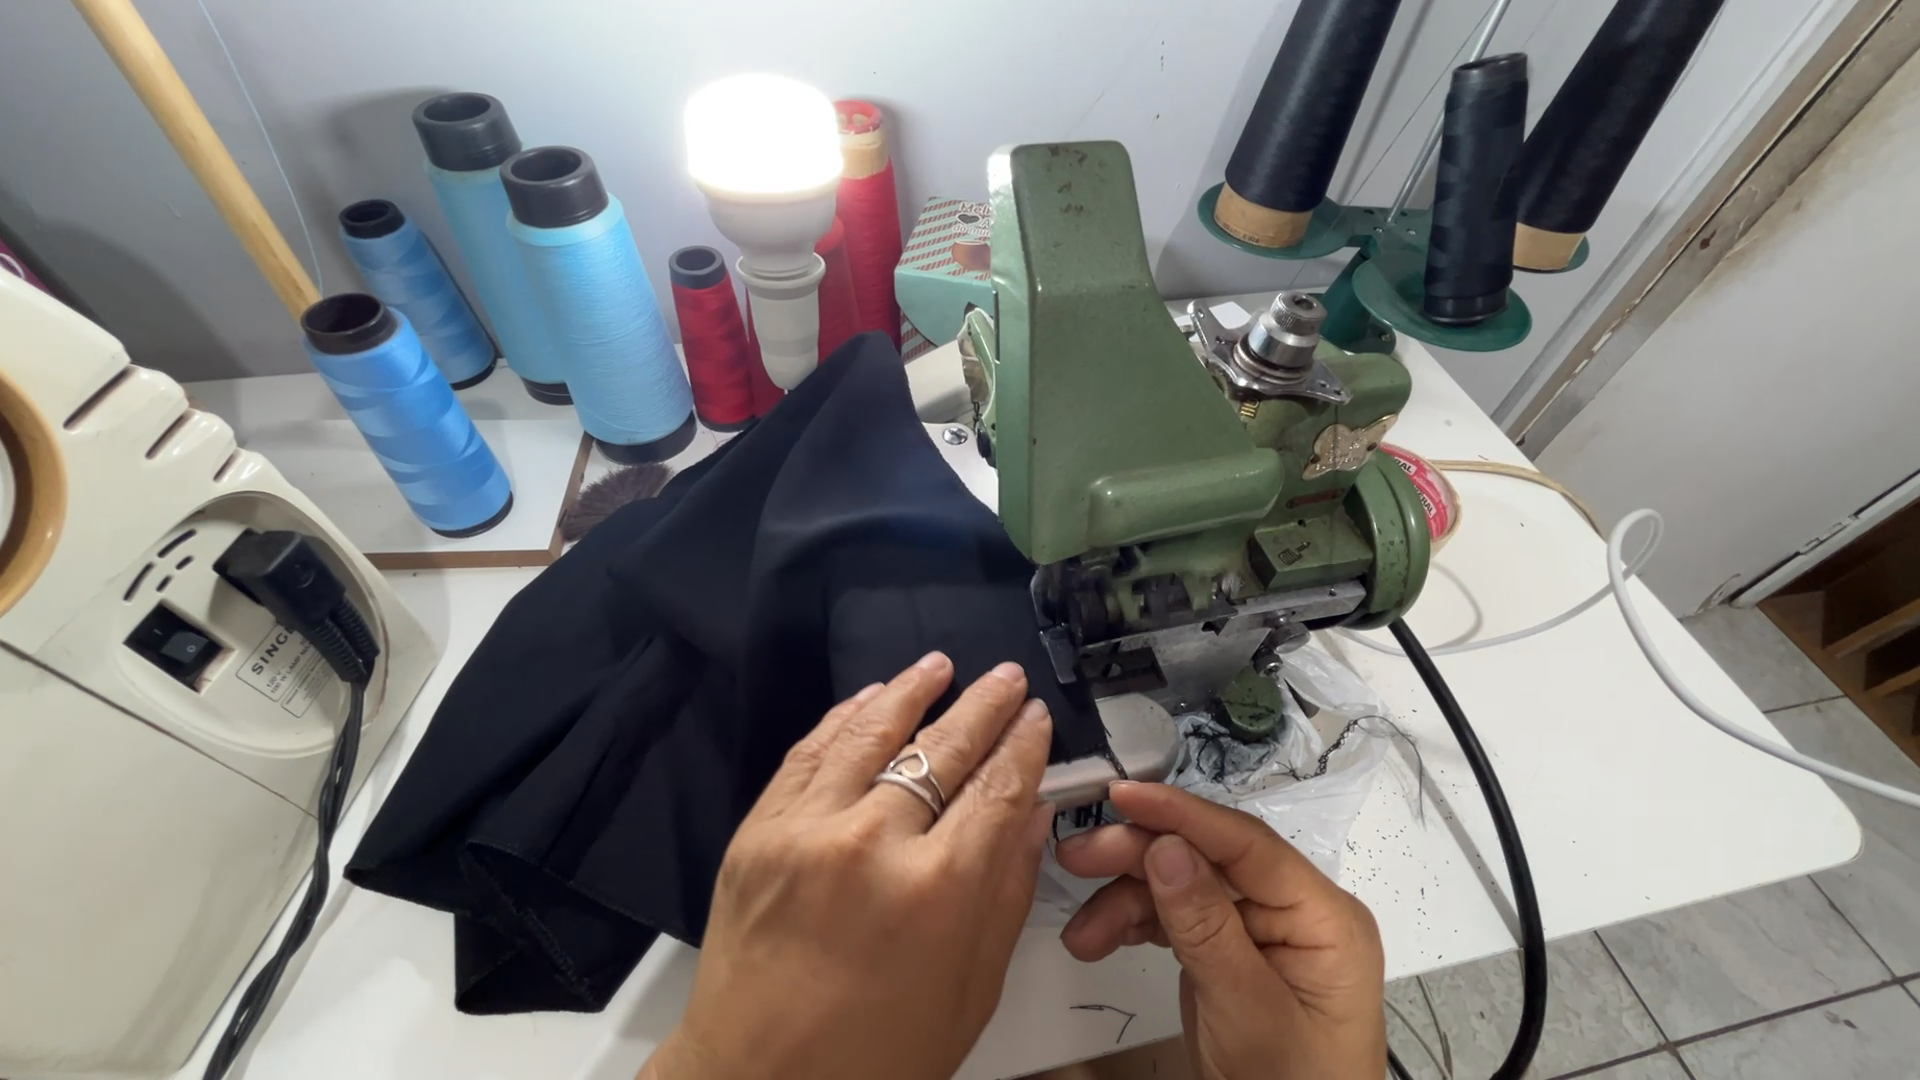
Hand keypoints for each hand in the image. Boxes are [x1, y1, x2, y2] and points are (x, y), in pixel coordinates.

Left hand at [641, 652, 1055, 1079]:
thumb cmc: (881, 1053)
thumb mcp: (971, 988)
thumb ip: (1007, 891)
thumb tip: (1032, 811)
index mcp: (937, 891)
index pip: (997, 789)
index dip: (1023, 746)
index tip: (1038, 716)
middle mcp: (872, 843)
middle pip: (942, 749)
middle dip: (984, 706)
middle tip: (1008, 676)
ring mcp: (806, 828)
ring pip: (871, 732)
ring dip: (911, 691)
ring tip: (941, 664)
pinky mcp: (759, 827)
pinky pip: (809, 751)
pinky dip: (844, 717)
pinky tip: (872, 696)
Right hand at [1054, 782, 1385, 1079]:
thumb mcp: (1246, 1014)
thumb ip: (1205, 926)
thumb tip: (1162, 846)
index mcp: (1321, 916)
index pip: (1245, 844)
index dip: (1180, 813)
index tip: (1121, 794)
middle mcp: (1290, 909)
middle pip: (1204, 859)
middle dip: (1137, 857)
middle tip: (1074, 857)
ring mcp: (1256, 928)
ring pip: (1180, 885)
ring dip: (1125, 900)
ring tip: (1079, 933)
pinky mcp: (1226, 949)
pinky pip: (1175, 917)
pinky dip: (1133, 924)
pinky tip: (1096, 940)